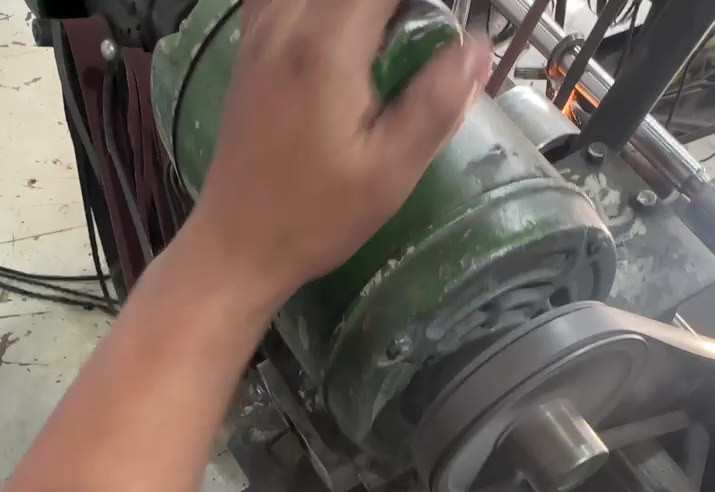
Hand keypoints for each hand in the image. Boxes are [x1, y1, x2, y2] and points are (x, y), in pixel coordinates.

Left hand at [182, 0, 487, 304]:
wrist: (237, 245)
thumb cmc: (315, 219)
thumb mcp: (388, 175)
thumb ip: (435, 104)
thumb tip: (477, 46)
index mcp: (326, 42)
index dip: (423, 3)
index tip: (440, 31)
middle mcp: (286, 17)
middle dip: (396, 7)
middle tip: (418, 41)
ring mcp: (260, 26)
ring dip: (365, 10)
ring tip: (387, 43)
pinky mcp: (250, 44)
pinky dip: (326, 11)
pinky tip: (346, 44)